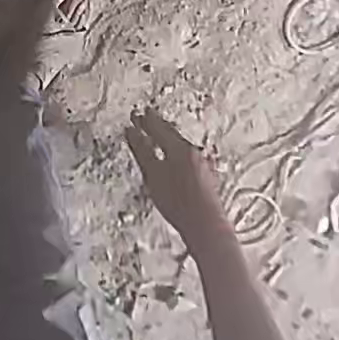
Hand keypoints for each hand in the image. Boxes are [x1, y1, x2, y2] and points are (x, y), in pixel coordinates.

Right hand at [126, 109, 232, 253]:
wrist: (205, 225)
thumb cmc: (179, 202)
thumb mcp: (152, 174)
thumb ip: (141, 150)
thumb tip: (132, 133)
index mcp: (180, 147)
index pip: (159, 127)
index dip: (146, 120)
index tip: (137, 114)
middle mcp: (194, 152)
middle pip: (172, 133)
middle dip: (157, 126)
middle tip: (146, 118)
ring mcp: (202, 164)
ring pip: (181, 145)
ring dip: (168, 139)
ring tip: (157, 137)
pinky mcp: (206, 176)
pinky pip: (188, 157)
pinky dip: (176, 153)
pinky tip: (173, 160)